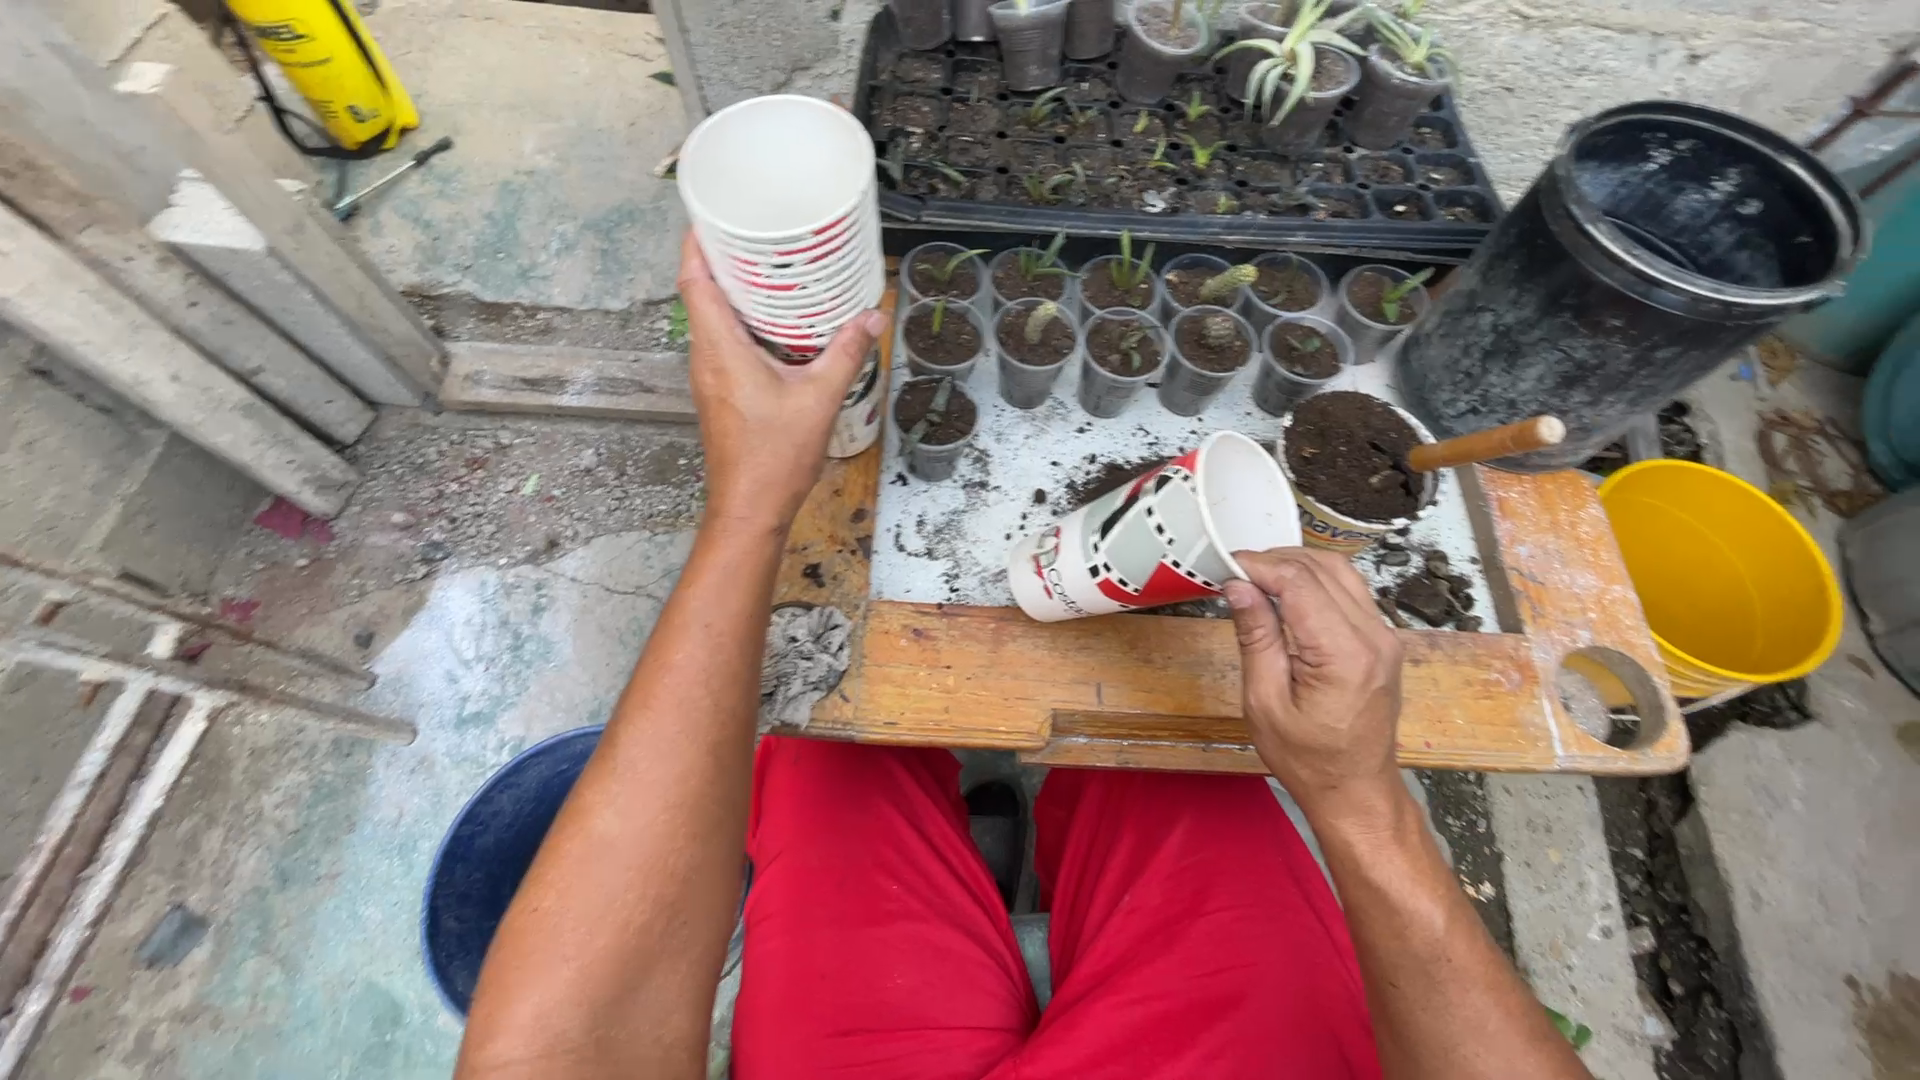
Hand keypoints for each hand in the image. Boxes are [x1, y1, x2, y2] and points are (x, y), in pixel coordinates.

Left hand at [677, 231, 888, 535]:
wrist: (751, 507)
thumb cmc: (775, 457)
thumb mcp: (819, 399)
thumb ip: (845, 354)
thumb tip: (872, 319)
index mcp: (719, 349)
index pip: (694, 280)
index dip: (698, 242)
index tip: (716, 215)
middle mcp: (705, 359)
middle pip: (701, 294)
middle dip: (723, 261)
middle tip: (757, 236)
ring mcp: (710, 379)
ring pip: (712, 321)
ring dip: (734, 295)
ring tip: (770, 274)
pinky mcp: (721, 395)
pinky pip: (724, 346)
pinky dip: (743, 326)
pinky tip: (777, 328)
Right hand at [1222, 548, 1404, 830]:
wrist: (1355, 789)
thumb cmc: (1307, 758)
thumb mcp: (1264, 702)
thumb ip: (1255, 637)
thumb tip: (1238, 587)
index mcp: (1344, 655)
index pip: (1299, 583)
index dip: (1259, 566)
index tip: (1226, 566)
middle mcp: (1374, 638)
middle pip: (1322, 568)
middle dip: (1274, 561)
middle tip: (1235, 572)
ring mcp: (1384, 637)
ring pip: (1339, 572)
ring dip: (1295, 566)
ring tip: (1257, 579)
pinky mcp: (1382, 641)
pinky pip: (1349, 591)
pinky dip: (1313, 581)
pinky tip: (1284, 594)